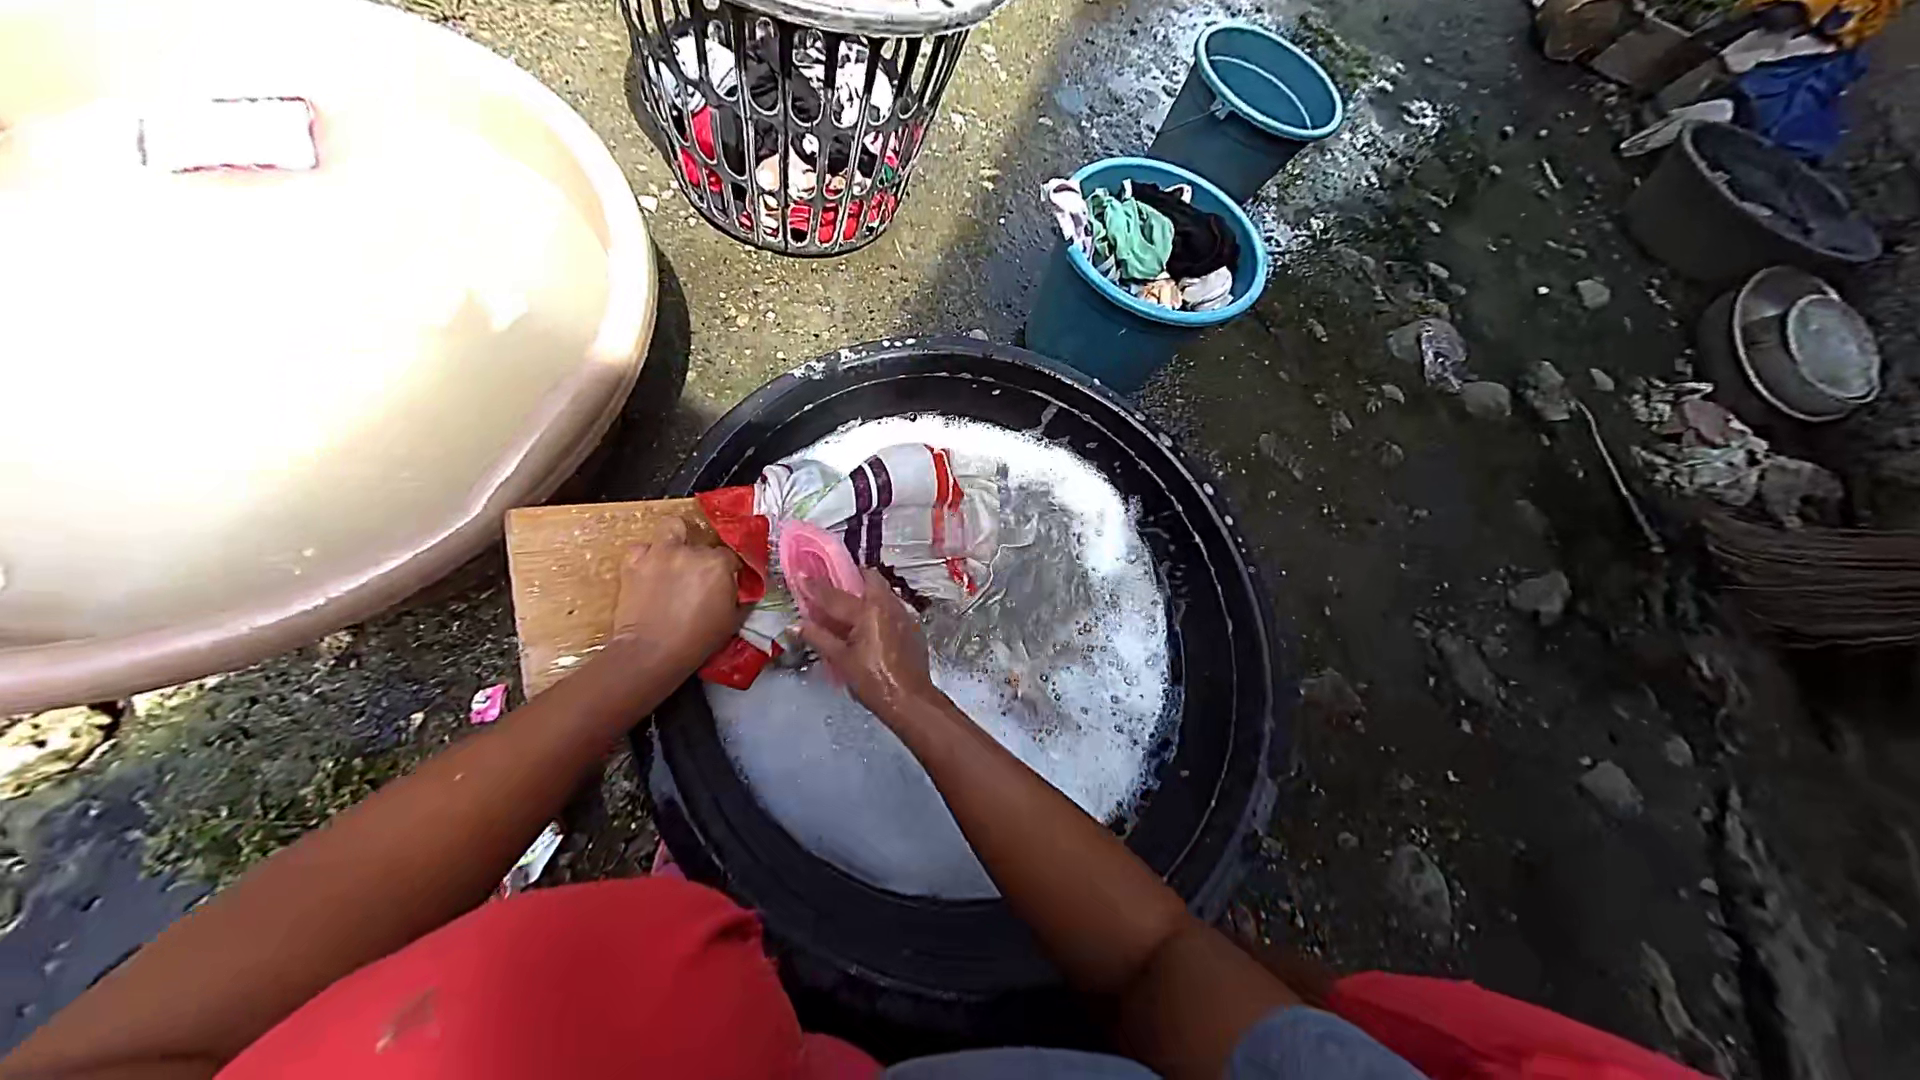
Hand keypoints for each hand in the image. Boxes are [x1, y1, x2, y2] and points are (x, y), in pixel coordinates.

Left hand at [610, 517, 742, 670]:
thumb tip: (743, 586)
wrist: (652, 652)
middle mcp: (691, 551)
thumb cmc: (698, 640)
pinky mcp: (634, 563)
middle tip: (700, 579)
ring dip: (677, 538)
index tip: (728, 581)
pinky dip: (647, 555)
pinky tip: (651, 569)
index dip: (730, 569)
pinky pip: (642, 548)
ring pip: (672, 527)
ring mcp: (659, 554)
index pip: (731, 555)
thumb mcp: (733, 619)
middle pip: (703, 545)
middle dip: (704, 559)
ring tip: (677, 556)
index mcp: (718, 564)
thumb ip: (740, 595)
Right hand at [799, 568, 940, 723]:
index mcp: (868, 611)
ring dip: (867, 591)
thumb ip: (818, 637)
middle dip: (852, 576)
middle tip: (835, 586)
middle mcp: (888, 605)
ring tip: (851, 606)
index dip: (815, 586)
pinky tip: (870, 624)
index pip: (834, 595)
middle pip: (870, 577)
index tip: (802, 575)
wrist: (910, 699)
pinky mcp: (913, 626)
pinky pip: (893, 606)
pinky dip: (879, 607)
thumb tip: (796, 625)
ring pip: (884, 590)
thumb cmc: (872, 681)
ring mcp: (904, 614)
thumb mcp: (840, 660)